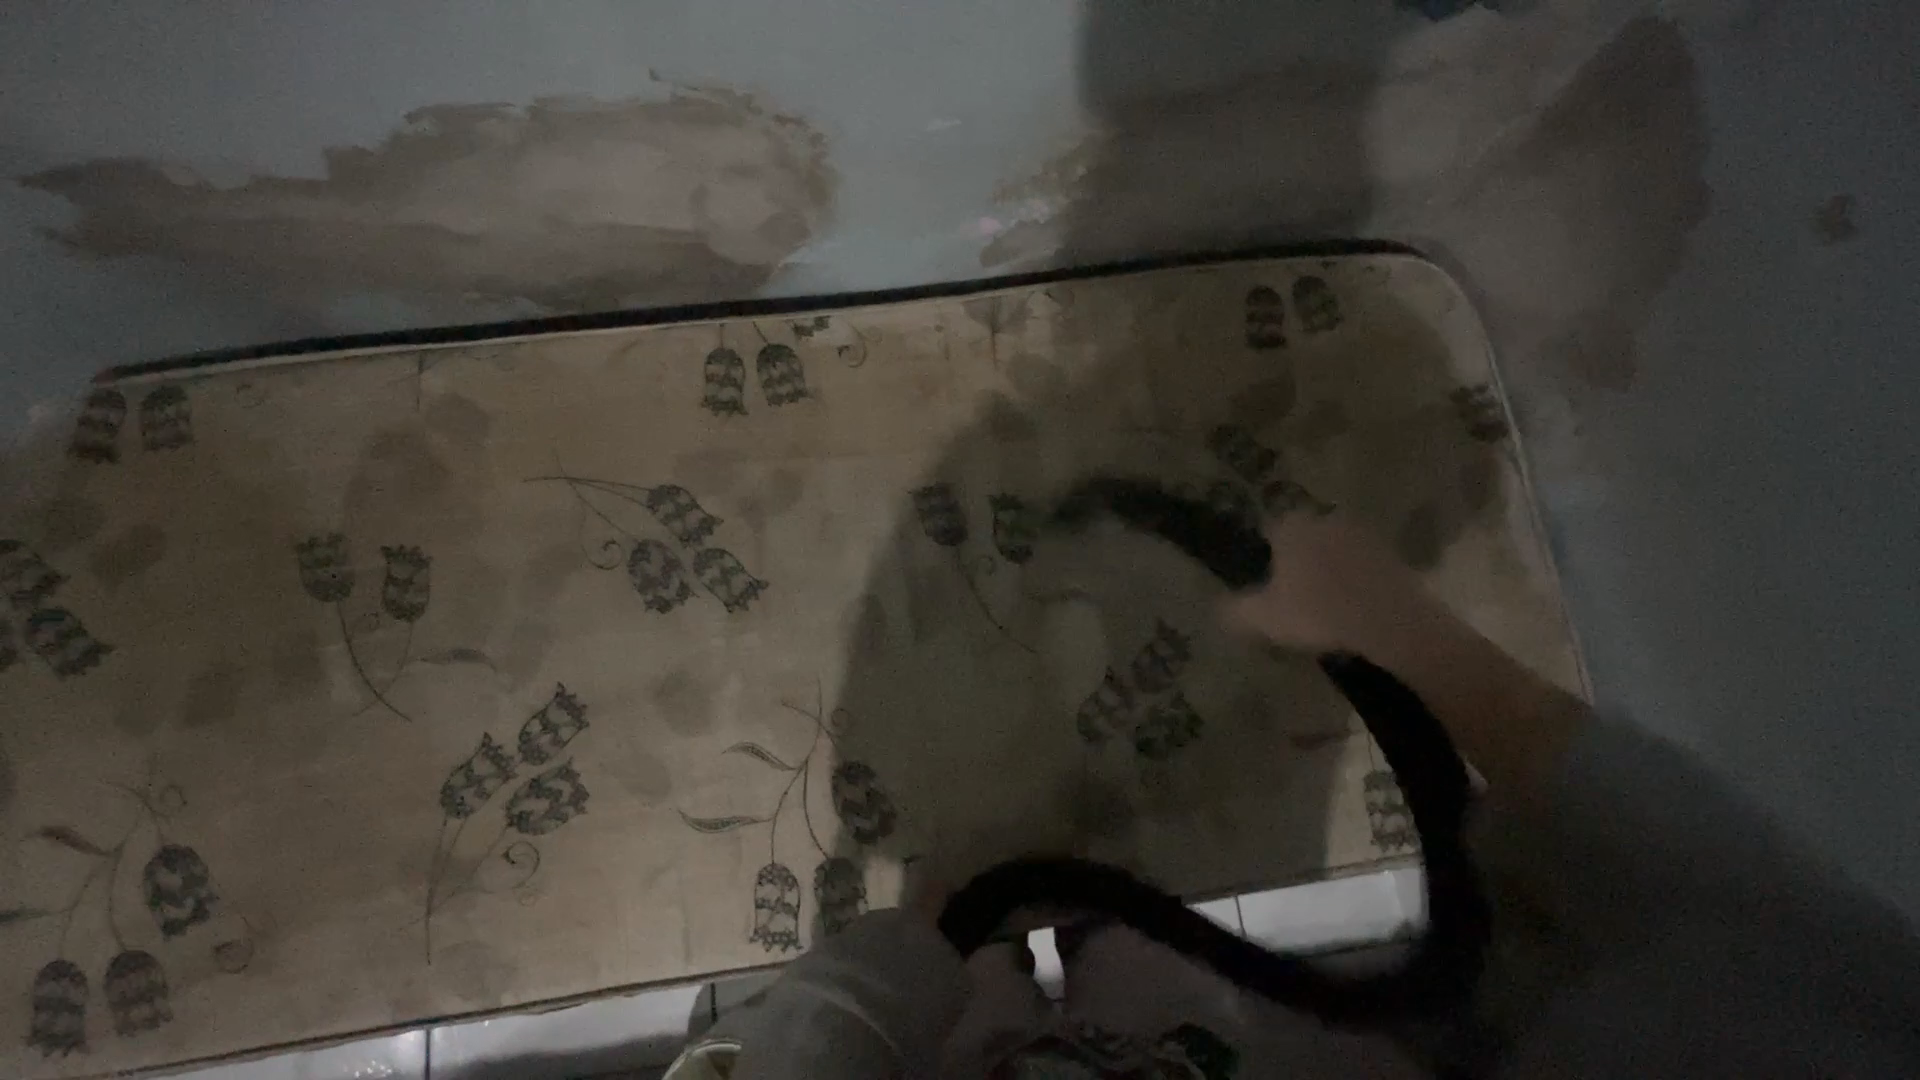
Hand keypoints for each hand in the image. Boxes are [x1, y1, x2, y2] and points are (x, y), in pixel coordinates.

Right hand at [1220, 513, 1435, 654]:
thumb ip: (1236, 610)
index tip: (1266, 581)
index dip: (1265, 557)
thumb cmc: (1317, 613)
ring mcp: (1363, 535)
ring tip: (1326, 604)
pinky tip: (1353, 608)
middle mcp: (1325, 519)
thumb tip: (1218, 607)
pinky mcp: (1392, 554)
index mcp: (1291, 527)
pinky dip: (1357, 581)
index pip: (1268, 532)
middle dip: (1299, 561)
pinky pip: (1363, 566)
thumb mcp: (1263, 618)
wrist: (1390, 623)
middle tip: (1295, 594)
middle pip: (1304, 538)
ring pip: (1335, 550)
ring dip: (1330, 570)